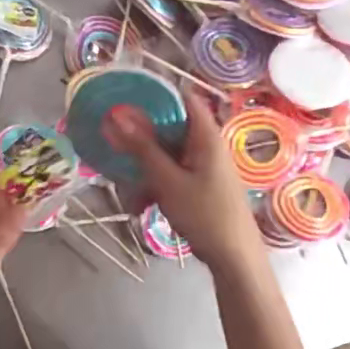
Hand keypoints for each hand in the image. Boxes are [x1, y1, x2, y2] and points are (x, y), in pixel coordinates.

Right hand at [107, 93, 262, 272]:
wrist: (233, 256)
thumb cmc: (204, 214)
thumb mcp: (167, 181)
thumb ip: (142, 148)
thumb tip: (117, 116)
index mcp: (205, 135)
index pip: (182, 97)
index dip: (155, 93)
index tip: (125, 100)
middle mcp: (207, 145)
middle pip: (170, 127)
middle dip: (142, 139)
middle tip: (115, 148)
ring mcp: (205, 166)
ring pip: (168, 154)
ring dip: (146, 169)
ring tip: (130, 191)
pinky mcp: (201, 185)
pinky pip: (174, 174)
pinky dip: (156, 184)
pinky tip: (142, 205)